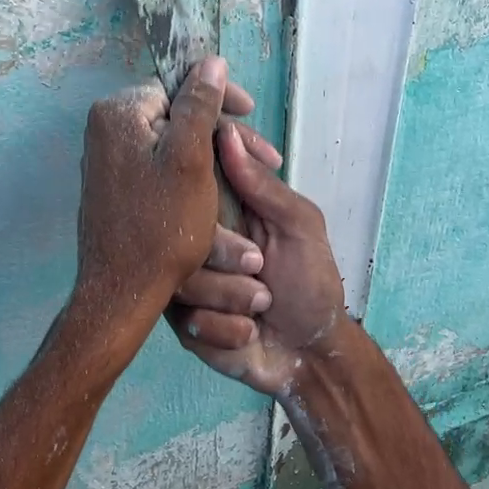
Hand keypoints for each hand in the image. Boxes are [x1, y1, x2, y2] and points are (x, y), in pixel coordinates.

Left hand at [73, 57, 251, 325]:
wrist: (124, 291)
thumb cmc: (161, 226)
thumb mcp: (191, 160)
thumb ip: (200, 105)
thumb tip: (211, 61)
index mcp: (118, 114)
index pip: (176, 85)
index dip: (218, 96)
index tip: (251, 111)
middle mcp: (106, 129)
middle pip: (176, 114)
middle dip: (222, 131)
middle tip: (266, 154)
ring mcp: (108, 158)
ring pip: (173, 141)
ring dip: (214, 154)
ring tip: (253, 175)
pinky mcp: (117, 185)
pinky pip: (161, 164)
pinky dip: (193, 172)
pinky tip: (223, 191)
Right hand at [167, 121, 346, 395]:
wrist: (309, 356)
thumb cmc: (311, 282)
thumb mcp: (300, 226)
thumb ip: (263, 185)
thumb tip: (225, 133)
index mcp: (223, 207)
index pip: (192, 176)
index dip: (197, 182)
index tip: (229, 209)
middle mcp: (196, 239)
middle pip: (176, 232)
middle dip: (226, 259)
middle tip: (259, 269)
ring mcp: (185, 279)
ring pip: (179, 279)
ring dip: (231, 298)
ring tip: (261, 305)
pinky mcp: (181, 321)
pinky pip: (185, 318)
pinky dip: (226, 329)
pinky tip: (247, 333)